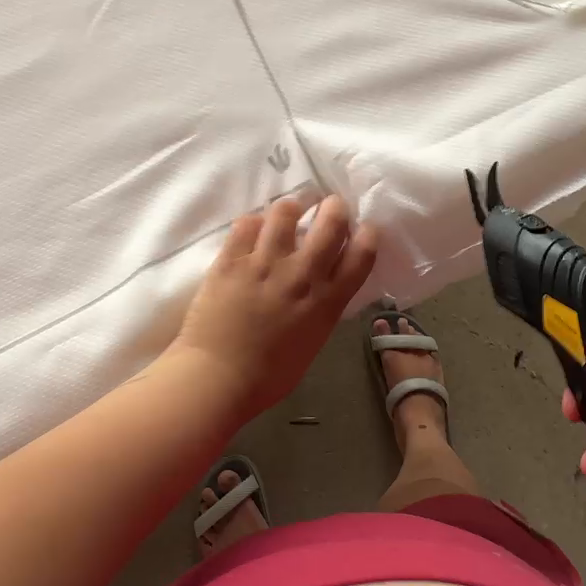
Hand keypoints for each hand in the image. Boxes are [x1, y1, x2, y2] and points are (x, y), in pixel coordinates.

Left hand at [170, 195, 379, 420]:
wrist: (217, 380)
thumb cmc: (268, 376)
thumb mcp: (313, 340)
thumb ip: (323, 306)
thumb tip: (325, 282)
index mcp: (327, 300)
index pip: (362, 253)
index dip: (368, 233)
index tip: (363, 228)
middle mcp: (302, 274)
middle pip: (331, 221)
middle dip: (334, 206)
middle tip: (328, 206)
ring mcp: (265, 262)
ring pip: (286, 211)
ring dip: (292, 207)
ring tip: (289, 211)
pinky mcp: (232, 258)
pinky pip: (247, 223)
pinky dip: (254, 222)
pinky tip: (254, 229)